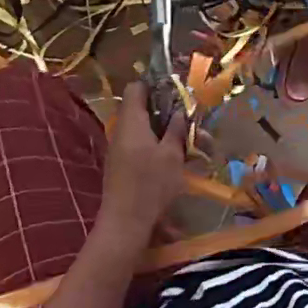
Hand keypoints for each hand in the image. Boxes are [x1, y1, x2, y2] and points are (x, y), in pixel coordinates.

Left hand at [94, 82, 188, 247]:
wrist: (125, 222)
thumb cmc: (150, 184)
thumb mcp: (172, 155)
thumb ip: (176, 129)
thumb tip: (181, 110)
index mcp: (132, 121)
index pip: (136, 88)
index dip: (155, 85)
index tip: (177, 93)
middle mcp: (121, 130)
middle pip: (141, 109)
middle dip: (166, 112)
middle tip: (189, 121)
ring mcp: (118, 148)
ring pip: (143, 129)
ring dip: (163, 132)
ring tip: (187, 144)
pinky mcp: (120, 164)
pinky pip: (139, 145)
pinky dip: (156, 146)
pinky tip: (174, 160)